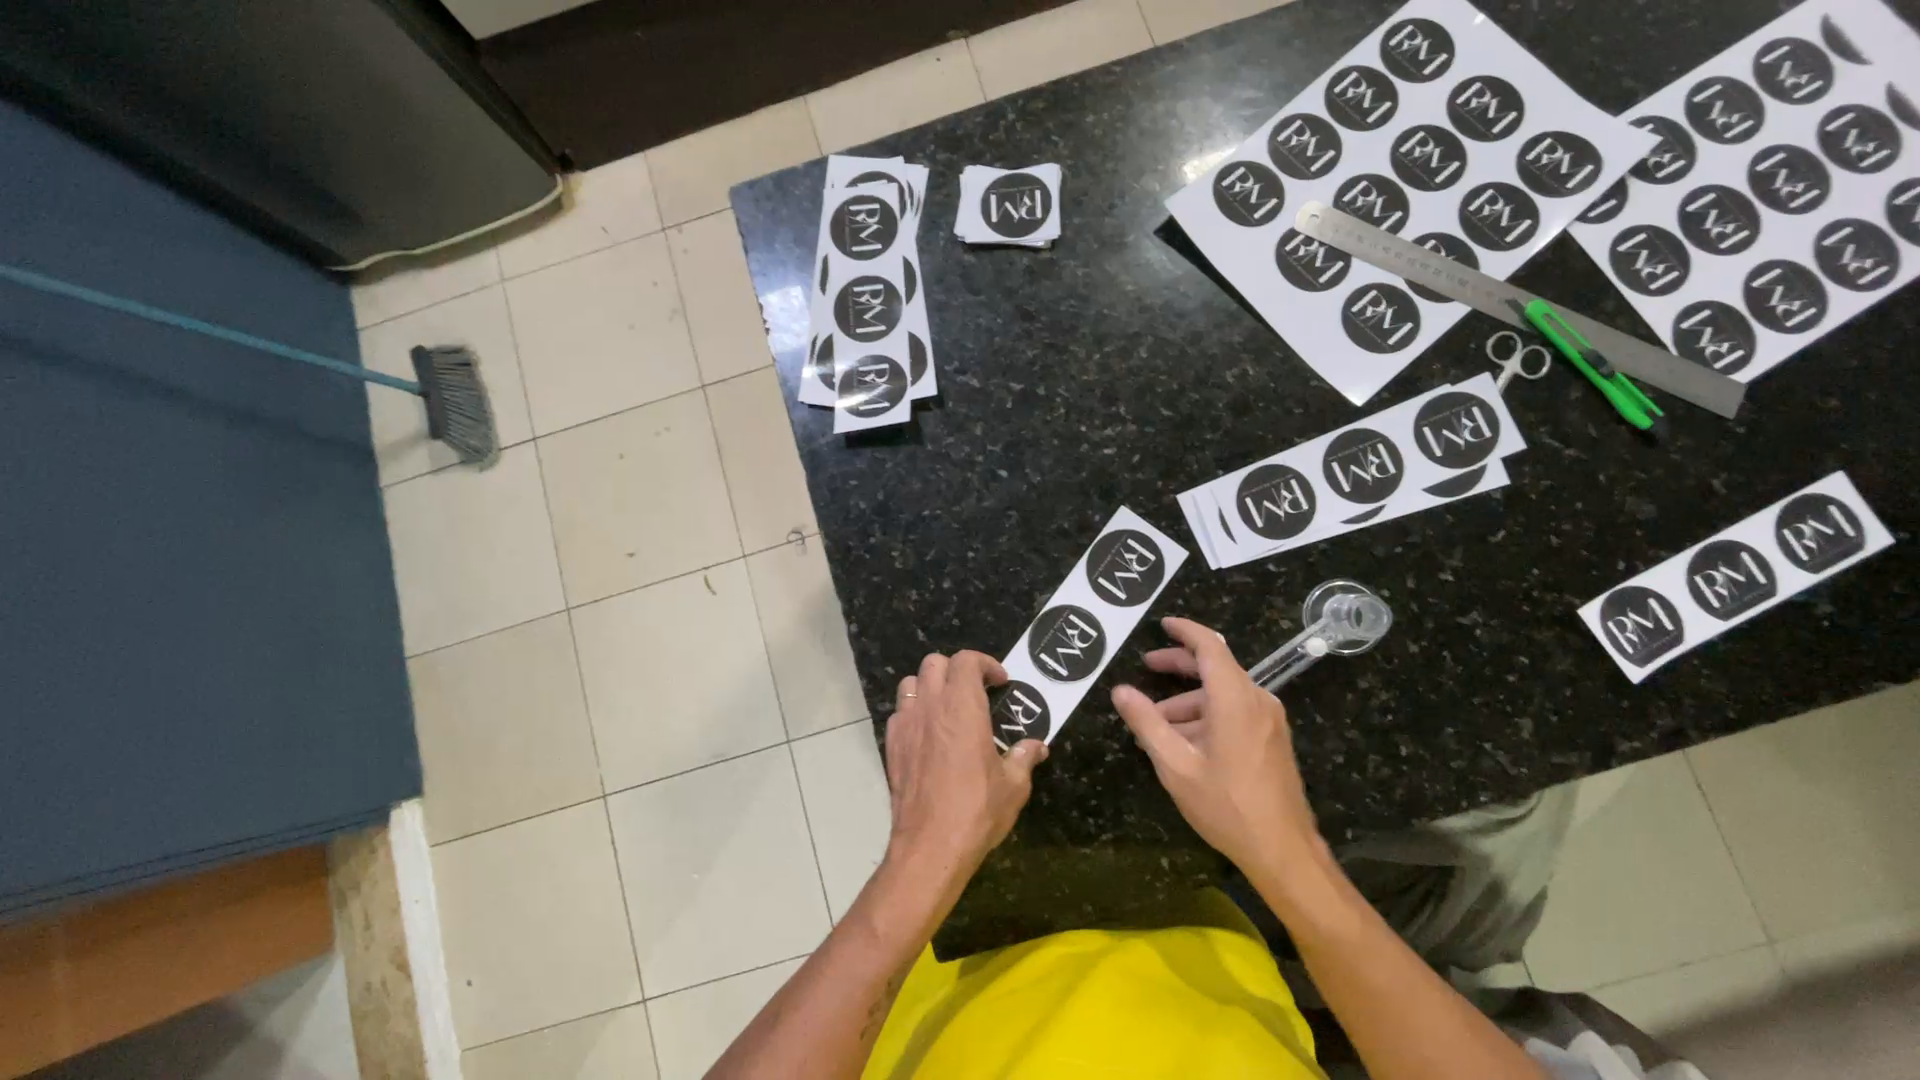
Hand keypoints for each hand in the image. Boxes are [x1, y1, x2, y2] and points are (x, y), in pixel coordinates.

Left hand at [883, 651, 1047, 885]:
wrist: (930, 844)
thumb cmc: (977, 810)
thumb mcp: (1013, 785)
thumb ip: (1024, 757)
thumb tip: (1037, 746)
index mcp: (963, 706)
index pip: (966, 660)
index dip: (985, 664)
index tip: (1000, 683)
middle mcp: (930, 706)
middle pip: (935, 663)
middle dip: (956, 669)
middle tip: (975, 691)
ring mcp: (906, 724)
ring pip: (910, 683)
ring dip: (929, 686)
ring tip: (948, 707)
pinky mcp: (891, 746)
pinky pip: (899, 713)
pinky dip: (913, 713)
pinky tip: (928, 735)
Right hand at [1111, 617, 1322, 877]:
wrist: (1283, 849)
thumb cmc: (1226, 805)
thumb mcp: (1175, 765)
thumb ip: (1147, 723)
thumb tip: (1120, 690)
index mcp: (1235, 699)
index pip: (1210, 647)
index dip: (1185, 631)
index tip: (1163, 624)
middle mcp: (1257, 700)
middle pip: (1217, 667)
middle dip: (1180, 664)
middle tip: (1147, 666)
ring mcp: (1269, 720)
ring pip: (1224, 694)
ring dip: (1189, 701)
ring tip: (1156, 724)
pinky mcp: (1272, 739)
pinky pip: (1236, 712)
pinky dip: (1207, 715)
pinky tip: (1184, 741)